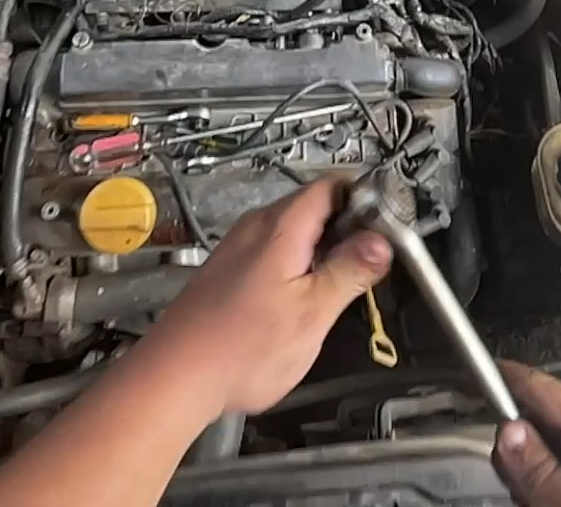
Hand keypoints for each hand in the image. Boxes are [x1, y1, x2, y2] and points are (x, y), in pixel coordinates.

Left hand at [142, 177, 392, 415]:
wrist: (175, 376)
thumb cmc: (242, 348)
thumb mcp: (311, 313)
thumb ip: (348, 272)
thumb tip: (380, 241)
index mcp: (282, 226)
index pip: (331, 185)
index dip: (363, 197)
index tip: (385, 222)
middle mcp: (258, 225)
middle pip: (314, 205)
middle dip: (347, 226)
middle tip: (370, 259)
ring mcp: (240, 245)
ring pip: (294, 228)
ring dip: (322, 246)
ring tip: (341, 282)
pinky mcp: (230, 267)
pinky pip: (274, 248)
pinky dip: (297, 260)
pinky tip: (302, 296)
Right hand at [492, 361, 560, 506]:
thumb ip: (541, 475)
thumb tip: (509, 430)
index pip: (547, 390)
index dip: (508, 380)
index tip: (474, 374)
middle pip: (553, 427)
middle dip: (522, 447)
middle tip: (508, 482)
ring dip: (542, 482)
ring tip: (534, 502)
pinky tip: (552, 506)